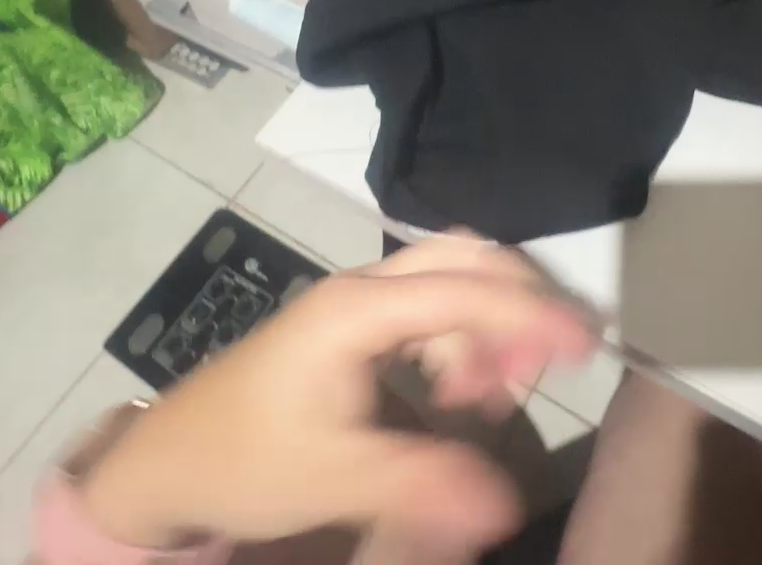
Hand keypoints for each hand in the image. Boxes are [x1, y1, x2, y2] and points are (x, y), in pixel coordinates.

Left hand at [77, 235, 596, 553]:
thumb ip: (421, 484)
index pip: (461, 291)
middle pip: (461, 258)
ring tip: (495, 392)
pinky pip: (430, 308)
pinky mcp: (357, 324)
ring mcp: (359, 301)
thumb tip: (509, 504)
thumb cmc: (246, 460)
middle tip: (559, 354)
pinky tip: (459, 390)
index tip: (590, 341)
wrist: (171, 457)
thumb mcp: (333, 478)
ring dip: (490, 321)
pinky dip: (464, 337)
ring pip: (449, 278)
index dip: (530, 312)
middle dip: (518, 297)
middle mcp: (363, 287)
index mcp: (356, 309)